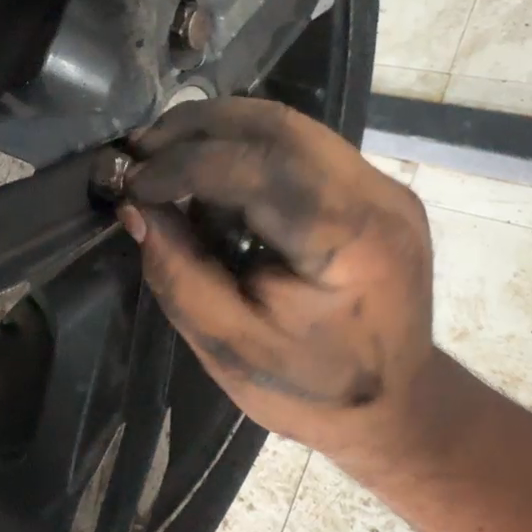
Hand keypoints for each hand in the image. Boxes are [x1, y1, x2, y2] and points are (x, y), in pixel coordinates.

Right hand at [118, 97, 438, 463]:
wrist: (399, 407)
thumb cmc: (313, 389)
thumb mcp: (231, 347)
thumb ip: (178, 272)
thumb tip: (135, 206)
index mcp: (351, 240)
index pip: (258, 169)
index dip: (184, 165)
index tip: (132, 182)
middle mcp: (378, 194)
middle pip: (276, 126)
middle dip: (196, 128)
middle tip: (140, 151)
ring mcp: (381, 184)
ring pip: (286, 124)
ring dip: (217, 129)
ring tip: (164, 154)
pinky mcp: (372, 185)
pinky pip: (299, 143)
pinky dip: (243, 145)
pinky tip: (209, 172)